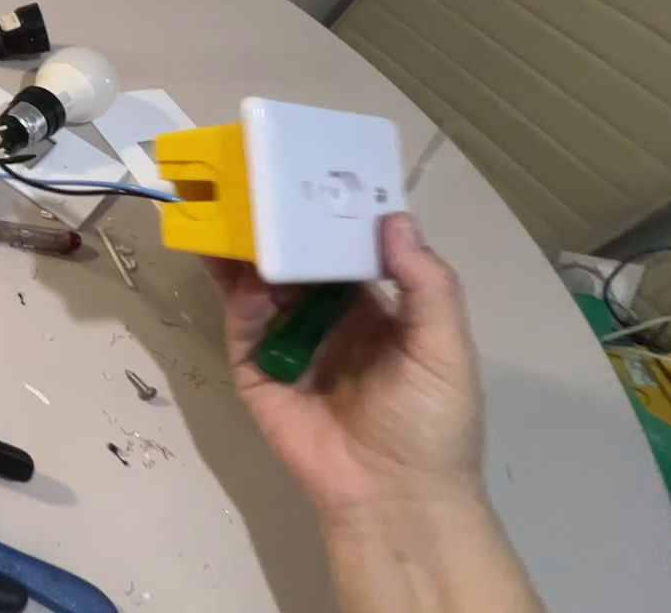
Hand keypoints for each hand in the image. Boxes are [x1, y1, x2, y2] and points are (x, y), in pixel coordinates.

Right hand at [207, 213, 483, 520]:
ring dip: (242, 251)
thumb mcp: (445, 352)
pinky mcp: (249, 357)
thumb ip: (426, 288)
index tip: (308, 179)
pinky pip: (239, 317)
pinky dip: (236, 292)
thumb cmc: (430, 421)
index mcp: (370, 308)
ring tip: (224, 215)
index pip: (341, 252)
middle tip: (251, 188)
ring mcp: (281, 334)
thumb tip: (394, 219)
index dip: (326, 219)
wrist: (388, 490)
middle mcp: (321, 314)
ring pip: (256, 282)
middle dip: (272, 229)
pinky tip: (235, 271)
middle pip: (291, 261)